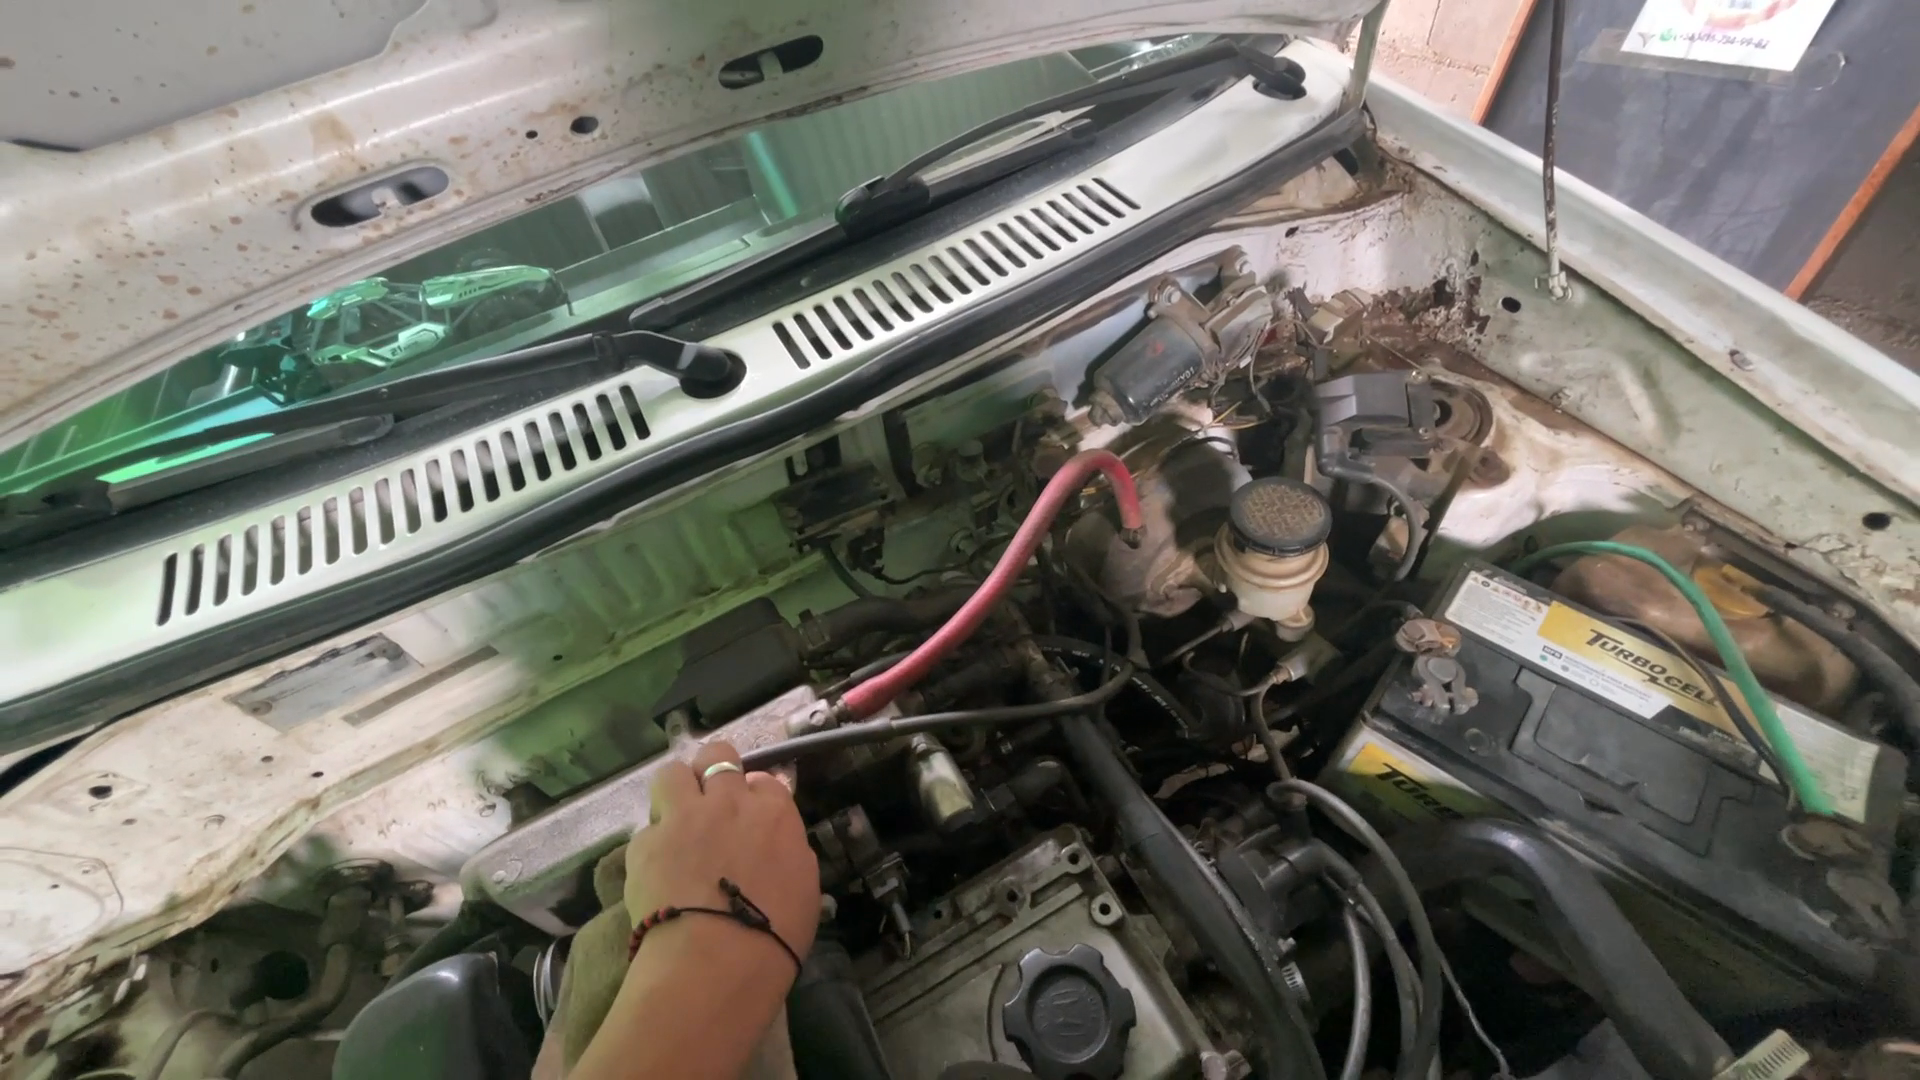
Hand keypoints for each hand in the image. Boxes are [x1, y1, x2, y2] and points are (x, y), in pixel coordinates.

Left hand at [623, 740, 820, 970]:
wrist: (716, 961)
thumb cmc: (777, 930)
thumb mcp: (804, 881)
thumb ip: (788, 846)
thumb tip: (774, 839)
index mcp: (773, 810)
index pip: (764, 780)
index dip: (755, 794)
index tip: (750, 815)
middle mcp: (728, 801)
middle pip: (718, 756)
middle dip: (714, 770)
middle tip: (711, 800)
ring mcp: (684, 818)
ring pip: (672, 773)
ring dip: (676, 790)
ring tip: (677, 818)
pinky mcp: (645, 843)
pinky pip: (646, 831)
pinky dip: (653, 846)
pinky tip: (657, 870)